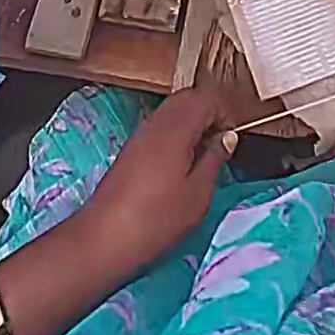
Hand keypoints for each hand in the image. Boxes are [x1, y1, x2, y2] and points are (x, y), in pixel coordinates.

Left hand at [75, 90, 231, 275]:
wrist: (105, 236)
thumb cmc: (157, 217)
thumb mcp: (197, 193)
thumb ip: (214, 159)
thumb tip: (228, 136)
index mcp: (176, 127)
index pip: (204, 99)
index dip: (222, 114)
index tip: (230, 140)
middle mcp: (156, 121)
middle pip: (186, 99)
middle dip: (206, 114)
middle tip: (217, 145)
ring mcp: (141, 131)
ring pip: (171, 110)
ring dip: (189, 123)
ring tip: (199, 156)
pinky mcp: (131, 145)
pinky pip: (158, 124)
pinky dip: (174, 133)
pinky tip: (178, 163)